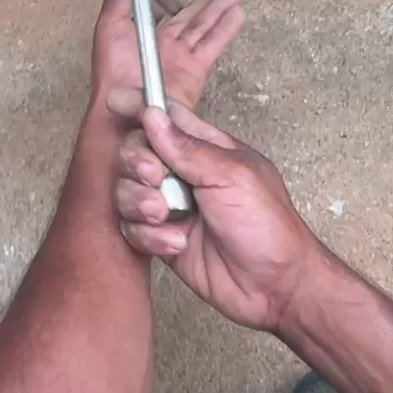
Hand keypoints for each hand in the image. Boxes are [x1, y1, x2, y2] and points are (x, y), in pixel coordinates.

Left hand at [90, 0, 243, 109]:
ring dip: (220, 11)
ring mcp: (182, 58)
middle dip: (209, 2)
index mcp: (145, 34)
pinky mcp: (195, 71)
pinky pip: (212, 45)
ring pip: (204, 27)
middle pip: (192, 18)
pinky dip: (225, 30)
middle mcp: (166, 45)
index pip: (167, 10)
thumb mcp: (110, 26)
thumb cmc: (113, 72)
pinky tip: (237, 15)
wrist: (123, 110)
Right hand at [109, 95, 325, 332]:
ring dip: (140, 202)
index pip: (165, 116)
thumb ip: (188, 147)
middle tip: (154, 177)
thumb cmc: (268, 227)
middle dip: (137, 162)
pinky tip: (176, 244)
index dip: (139, 107)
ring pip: (127, 189)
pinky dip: (149, 236)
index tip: (116, 103)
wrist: (275, 288)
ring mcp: (171, 206)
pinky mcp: (162, 238)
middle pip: (136, 150)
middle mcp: (183, 173)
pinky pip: (132, 228)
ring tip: (164, 216)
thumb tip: (153, 115)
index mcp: (205, 148)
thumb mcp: (232, 176)